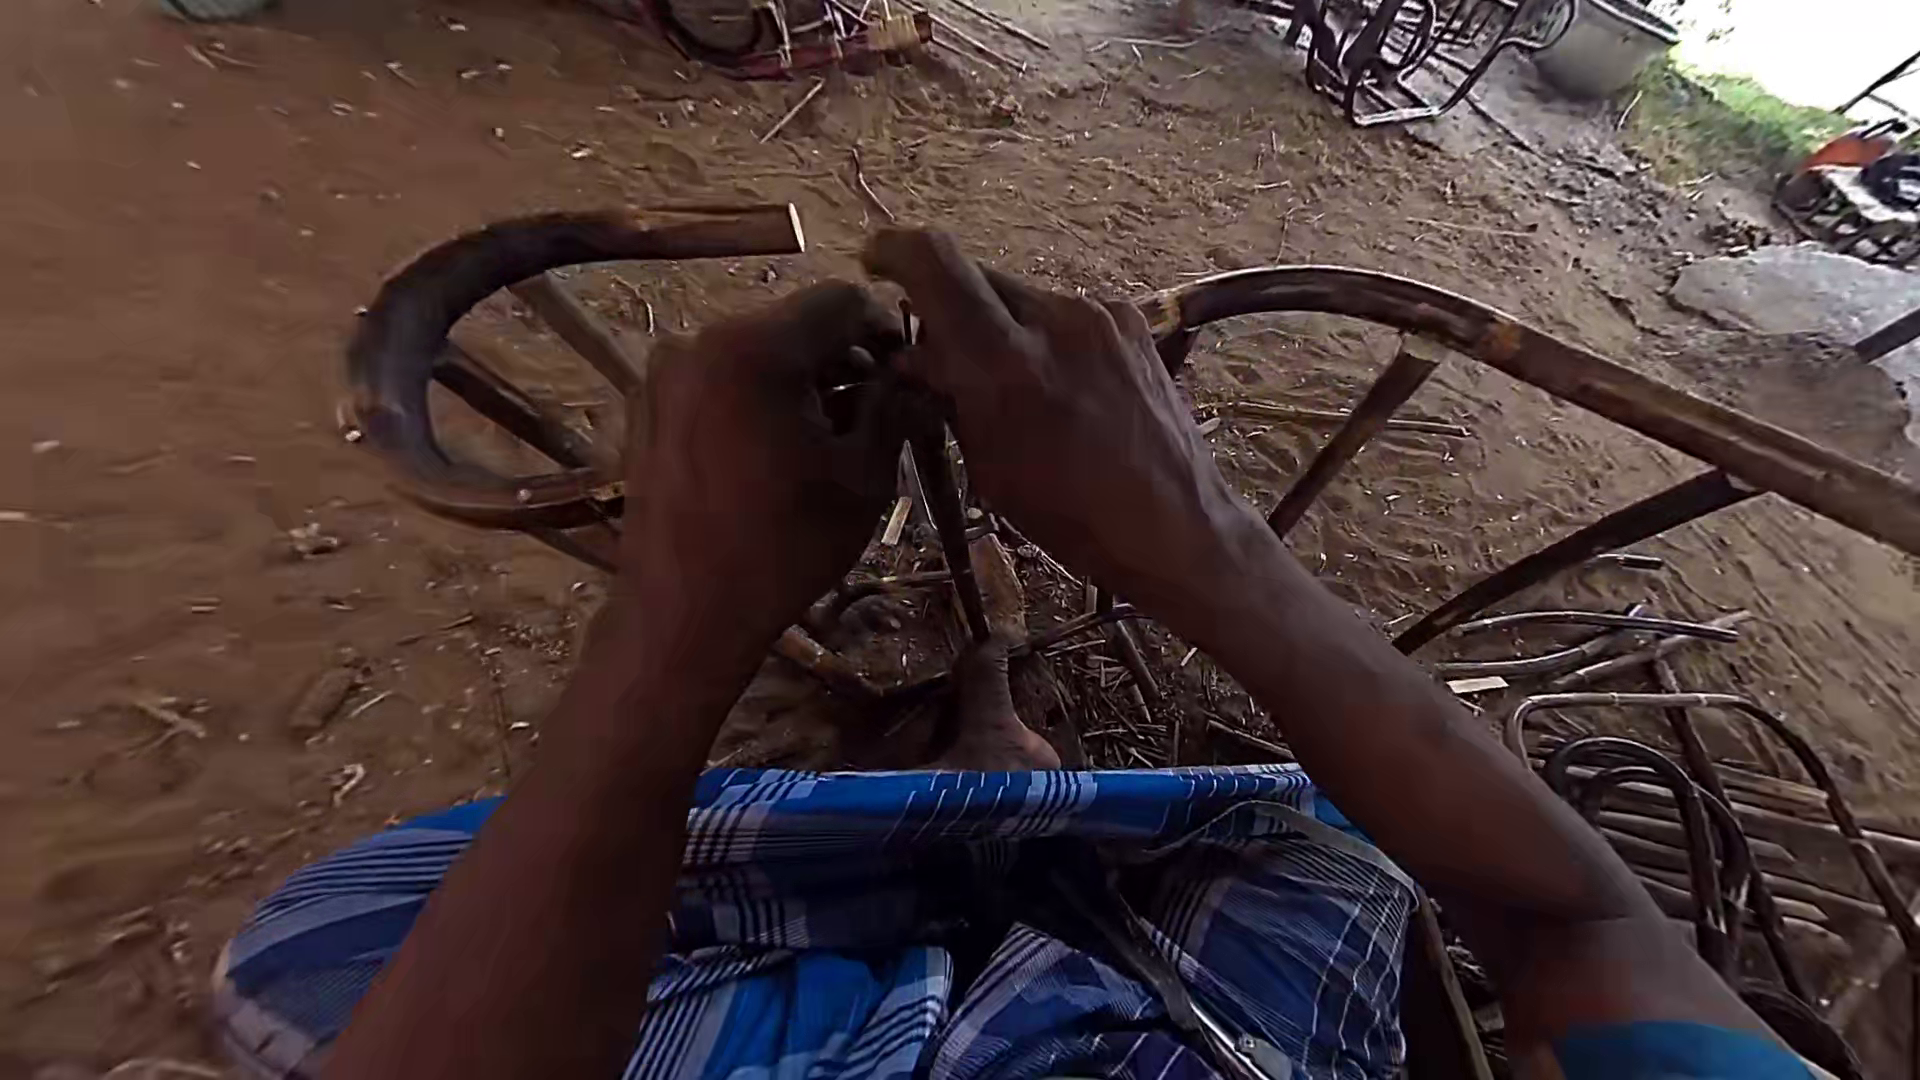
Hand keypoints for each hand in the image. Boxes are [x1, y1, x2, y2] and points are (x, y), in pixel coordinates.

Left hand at [612, 282, 906, 663]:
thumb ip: (891, 409)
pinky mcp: (651, 408)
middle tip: (875, 411)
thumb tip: (908, 377)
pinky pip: (722, 381)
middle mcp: (699, 343)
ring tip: (828, 438)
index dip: (883, 329)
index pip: (838, 301)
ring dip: (804, 382)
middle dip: (843, 361)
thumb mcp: (863, 477)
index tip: (905, 370)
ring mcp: (667, 376)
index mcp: (755, 351)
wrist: (688, 613)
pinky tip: (778, 450)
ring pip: (758, 353)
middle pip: (794, 326)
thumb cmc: (787, 547)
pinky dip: (761, 399)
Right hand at [863, 229, 1258, 622]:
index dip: (895, 250)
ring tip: (1015, 382)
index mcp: (1007, 365)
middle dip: (951, 311)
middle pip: (977, 280)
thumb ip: (951, 398)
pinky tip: (1060, 382)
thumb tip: (915, 360)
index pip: (936, 265)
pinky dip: (1043, 337)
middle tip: (948, 357)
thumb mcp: (989, 467)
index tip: (878, 261)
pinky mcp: (1130, 321)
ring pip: (1022, 298)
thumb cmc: (1068, 516)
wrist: (1169, 524)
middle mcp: (1054, 319)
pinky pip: (1064, 313)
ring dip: (1000, 327)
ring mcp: (1099, 315)